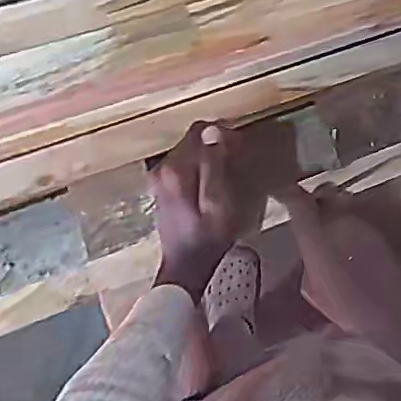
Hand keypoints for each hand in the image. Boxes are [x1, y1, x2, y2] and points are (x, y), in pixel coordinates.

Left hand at [150, 122, 255, 296]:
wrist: (184, 269)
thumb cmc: (207, 239)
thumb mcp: (218, 203)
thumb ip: (214, 166)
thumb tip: (214, 131)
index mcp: (175, 169)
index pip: (198, 131)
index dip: (223, 132)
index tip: (241, 144)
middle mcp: (162, 169)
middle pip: (192, 140)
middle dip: (216, 142)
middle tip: (240, 156)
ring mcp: (160, 179)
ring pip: (189, 152)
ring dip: (209, 154)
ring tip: (231, 168)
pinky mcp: (163, 188)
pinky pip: (185, 166)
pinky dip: (201, 166)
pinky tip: (216, 181)